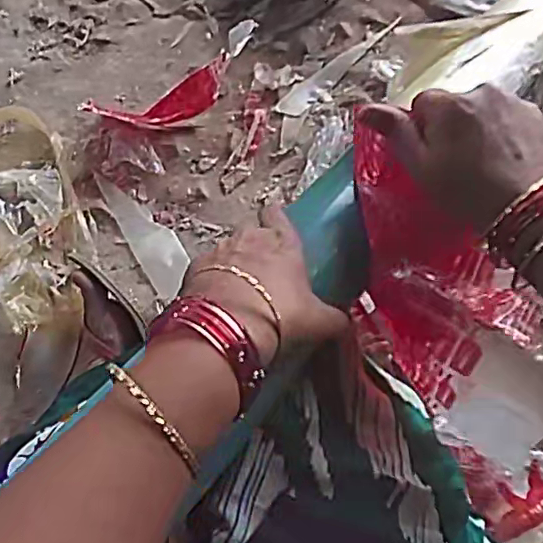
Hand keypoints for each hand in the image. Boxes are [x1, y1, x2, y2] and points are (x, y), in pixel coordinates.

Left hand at [182, 201, 347, 362]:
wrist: (227, 328)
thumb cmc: (280, 315)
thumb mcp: (318, 322)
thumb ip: (335, 320)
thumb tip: (347, 324)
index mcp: (284, 245)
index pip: (279, 215)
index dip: (277, 216)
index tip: (276, 220)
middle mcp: (251, 239)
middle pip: (251, 229)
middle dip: (254, 241)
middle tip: (261, 265)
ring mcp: (220, 250)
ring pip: (227, 246)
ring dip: (232, 260)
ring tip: (237, 285)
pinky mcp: (194, 267)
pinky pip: (205, 266)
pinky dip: (209, 277)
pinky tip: (215, 295)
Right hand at [361, 86, 542, 231]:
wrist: (524, 208)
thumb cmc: (466, 192)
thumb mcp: (421, 168)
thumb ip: (395, 132)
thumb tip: (365, 108)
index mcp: (447, 103)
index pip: (421, 105)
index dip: (424, 132)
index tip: (434, 158)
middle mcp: (479, 90)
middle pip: (453, 105)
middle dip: (452, 127)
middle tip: (460, 164)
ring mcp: (510, 99)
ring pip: (481, 109)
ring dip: (478, 127)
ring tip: (485, 162)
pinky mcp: (533, 112)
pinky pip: (506, 115)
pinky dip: (503, 130)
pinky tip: (505, 156)